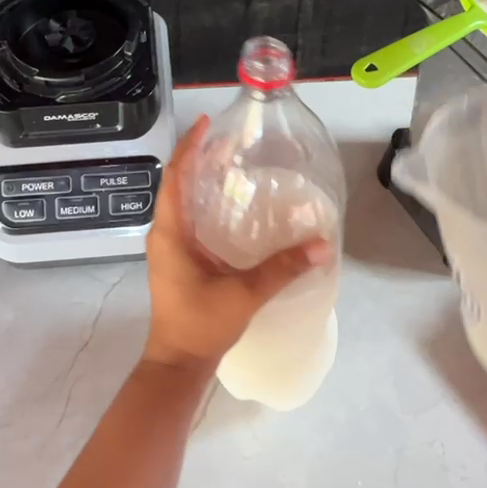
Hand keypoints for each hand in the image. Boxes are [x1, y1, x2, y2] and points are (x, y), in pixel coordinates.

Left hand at [140, 117, 333, 372]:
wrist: (177, 364)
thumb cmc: (201, 325)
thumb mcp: (244, 294)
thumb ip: (282, 268)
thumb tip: (322, 244)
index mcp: (170, 232)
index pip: (174, 176)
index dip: (189, 146)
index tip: (206, 123)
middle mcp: (164, 233)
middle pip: (176, 182)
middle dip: (198, 156)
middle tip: (229, 139)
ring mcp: (168, 247)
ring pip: (180, 200)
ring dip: (199, 177)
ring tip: (230, 162)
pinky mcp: (177, 259)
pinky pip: (186, 217)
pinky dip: (202, 200)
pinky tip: (228, 203)